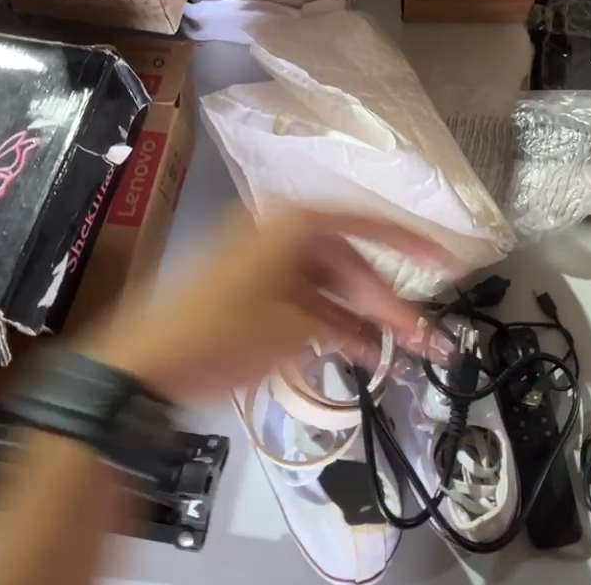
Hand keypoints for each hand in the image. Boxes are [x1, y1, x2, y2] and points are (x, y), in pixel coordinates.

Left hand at [73, 205, 457, 402]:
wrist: (144, 365)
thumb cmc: (221, 332)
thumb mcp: (294, 327)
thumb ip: (345, 321)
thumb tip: (382, 327)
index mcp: (292, 225)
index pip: (367, 225)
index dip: (411, 244)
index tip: (447, 263)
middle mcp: (282, 235)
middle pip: (351, 262)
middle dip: (386, 300)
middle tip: (421, 334)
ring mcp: (267, 264)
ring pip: (332, 286)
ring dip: (362, 317)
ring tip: (396, 350)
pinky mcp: (256, 293)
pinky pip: (308, 302)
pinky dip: (332, 324)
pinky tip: (359, 350)